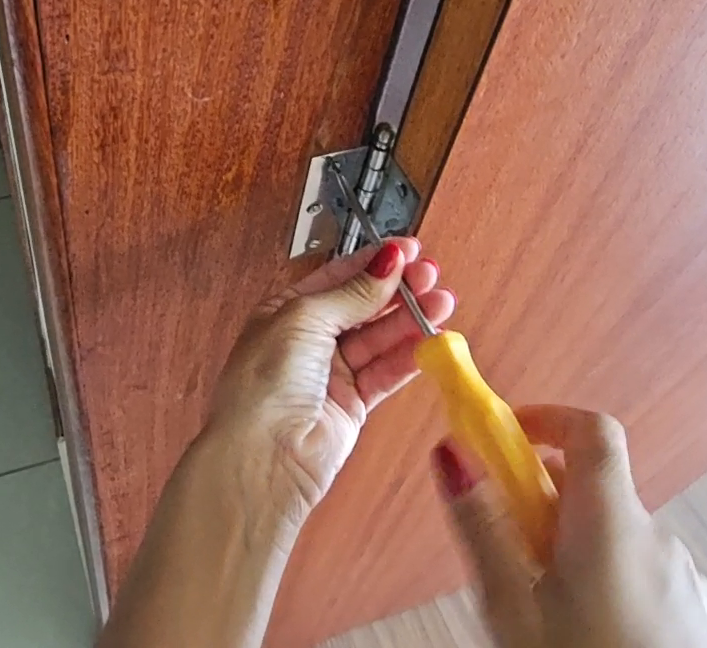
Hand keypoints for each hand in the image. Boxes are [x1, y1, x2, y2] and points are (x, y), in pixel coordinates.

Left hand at [202, 237, 453, 529]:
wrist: (264, 455)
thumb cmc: (265, 381)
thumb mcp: (304, 319)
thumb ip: (351, 294)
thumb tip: (386, 262)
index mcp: (285, 309)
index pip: (336, 276)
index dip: (372, 262)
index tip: (408, 249)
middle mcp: (307, 338)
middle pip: (362, 305)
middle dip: (397, 289)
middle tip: (431, 275)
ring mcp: (330, 372)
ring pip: (379, 338)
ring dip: (410, 319)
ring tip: (442, 302)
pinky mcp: (352, 404)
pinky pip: (386, 372)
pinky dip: (409, 355)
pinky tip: (432, 338)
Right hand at [433, 406, 706, 647]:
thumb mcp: (511, 606)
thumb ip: (480, 522)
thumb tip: (450, 449)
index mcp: (614, 524)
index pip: (592, 430)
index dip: (546, 418)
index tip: (502, 439)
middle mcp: (660, 541)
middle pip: (593, 488)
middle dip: (541, 501)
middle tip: (505, 549)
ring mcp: (689, 584)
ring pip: (615, 535)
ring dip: (572, 544)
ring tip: (541, 607)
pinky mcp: (702, 623)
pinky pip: (644, 573)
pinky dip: (607, 577)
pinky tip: (587, 633)